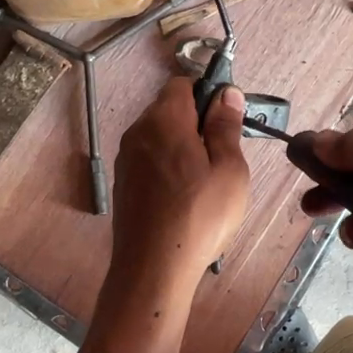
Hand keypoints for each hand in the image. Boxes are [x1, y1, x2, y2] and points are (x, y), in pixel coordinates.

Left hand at [84, 78, 250, 352]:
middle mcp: (138, 132)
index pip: (182, 83)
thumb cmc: (200, 216)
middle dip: (197, 122)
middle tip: (223, 156)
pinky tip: (184, 198)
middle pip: (169, 109)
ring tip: (206, 182)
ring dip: (183, 147)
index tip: (227, 122)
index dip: (208, 94)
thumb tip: (227, 93)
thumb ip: (226, 127)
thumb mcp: (229, 169)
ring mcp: (126, 159)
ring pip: (160, 136)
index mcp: (164, 120)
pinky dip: (169, 167)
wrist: (153, 269)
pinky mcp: (124, 184)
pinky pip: (150, 160)